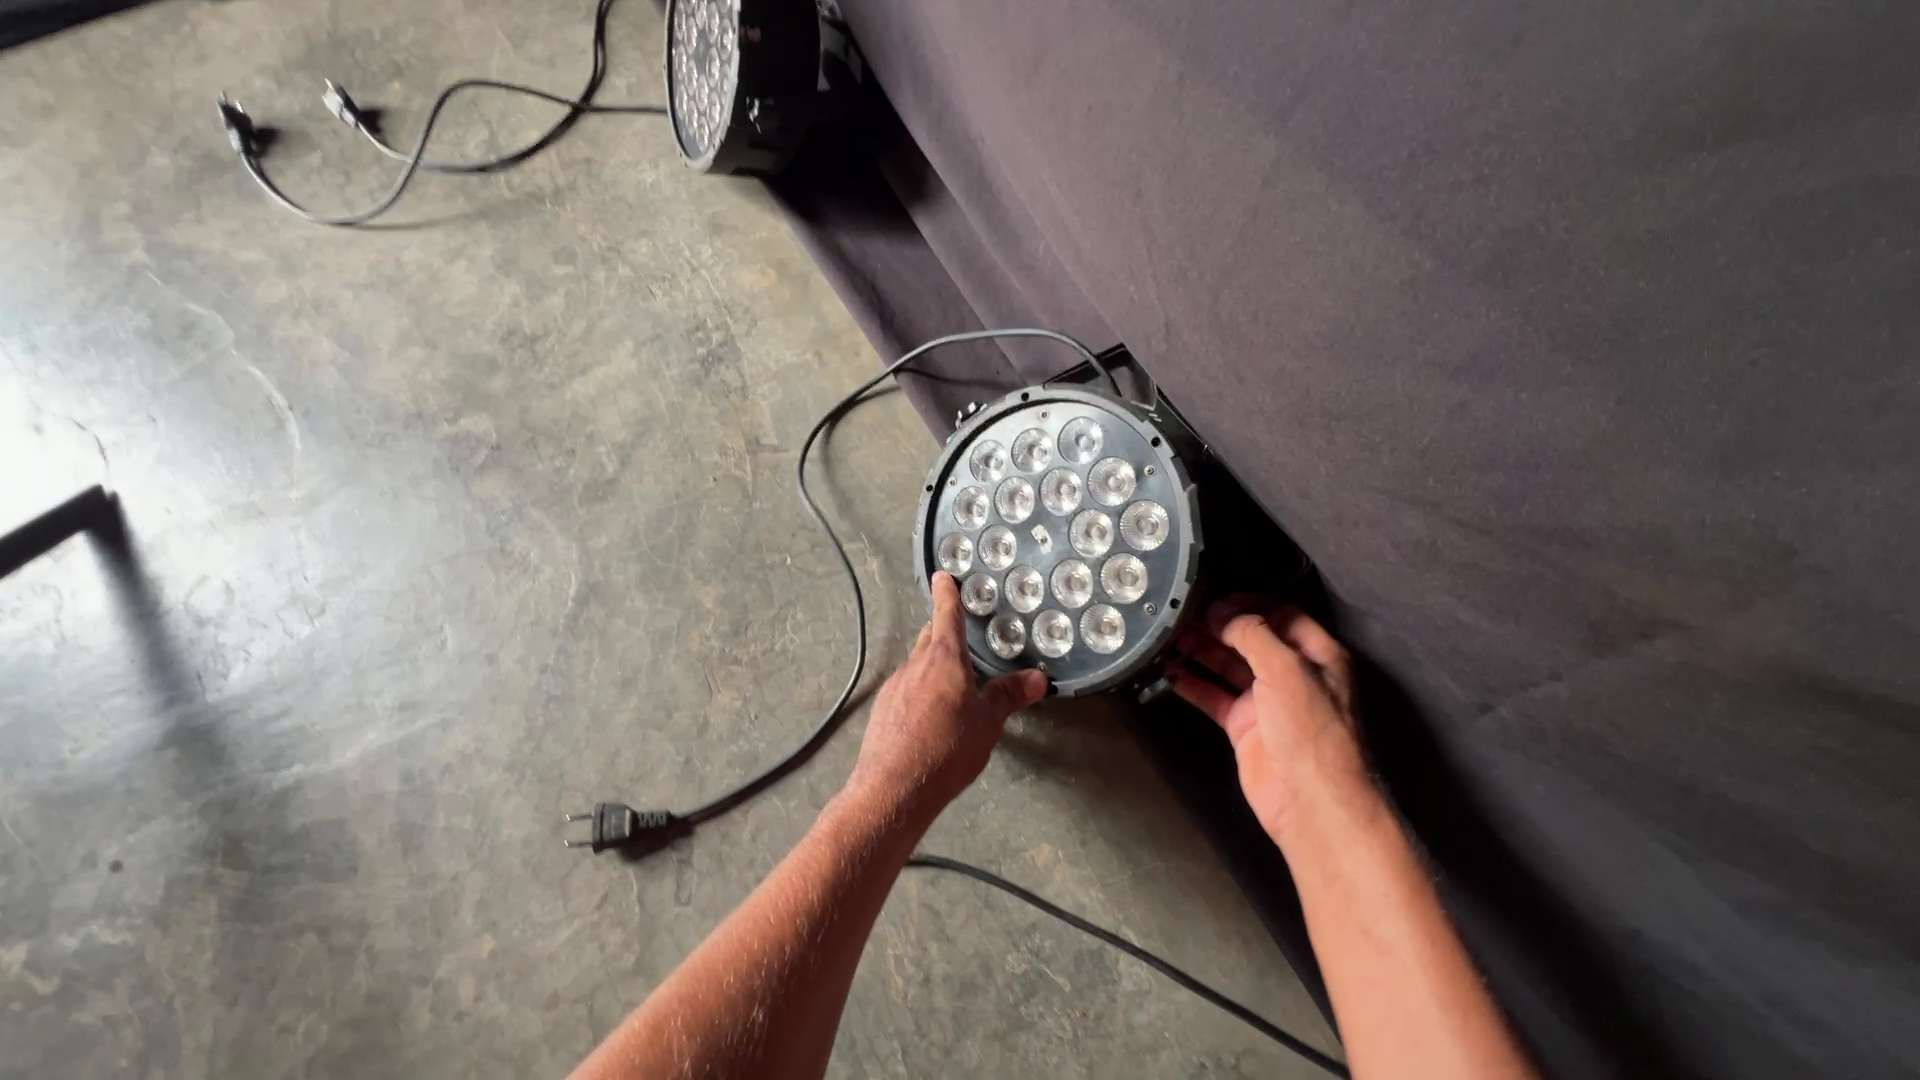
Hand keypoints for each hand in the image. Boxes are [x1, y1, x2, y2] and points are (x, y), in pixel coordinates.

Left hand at [848, 572, 1049, 818]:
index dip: (947, 594)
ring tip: (951, 681)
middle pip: (930, 637)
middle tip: (960, 633)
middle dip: (943, 631)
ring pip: (916, 664)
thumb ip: (1009, 696)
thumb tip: (1038, 678)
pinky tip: (929, 714)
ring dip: (932, 665)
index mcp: (944, 660)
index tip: (943, 576)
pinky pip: (905, 689)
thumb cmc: (947, 749)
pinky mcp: (884, 710)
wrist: (894, 788)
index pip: (947, 615)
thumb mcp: (987, 723)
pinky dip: (919, 690)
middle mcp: (915, 666)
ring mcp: (895, 687)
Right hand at [1170, 598, 1369, 842]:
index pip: (1281, 614)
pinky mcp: (1244, 726)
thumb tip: (1222, 612)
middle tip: (1181, 615)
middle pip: (1250, 639)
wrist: (1312, 800)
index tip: (1215, 597)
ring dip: (1201, 651)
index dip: (1249, 603)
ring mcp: (1266, 701)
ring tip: (1168, 637)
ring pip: (1228, 666)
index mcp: (1316, 654)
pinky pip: (1214, 697)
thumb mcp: (1286, 668)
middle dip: (1218, 625)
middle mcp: (1292, 674)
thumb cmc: (1310, 728)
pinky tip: (1169, 671)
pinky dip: (1192, 684)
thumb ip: (1253, 634)